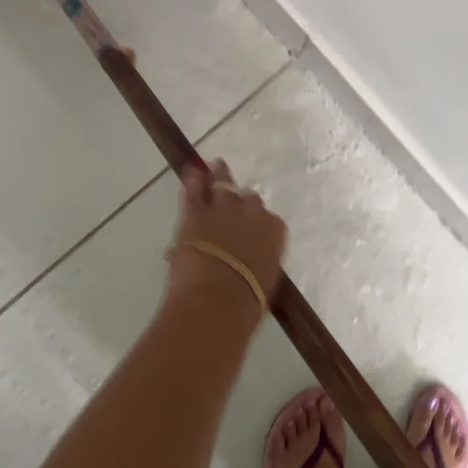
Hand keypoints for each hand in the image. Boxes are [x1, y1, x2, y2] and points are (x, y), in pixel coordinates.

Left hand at [168, 159, 285, 320]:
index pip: (268, 219)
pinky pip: (195, 191)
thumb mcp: (265, 281)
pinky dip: (194, 180)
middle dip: (240, 201)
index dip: (256, 222)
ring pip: (222, 185)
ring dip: (220, 177)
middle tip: (233, 201)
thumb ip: (261, 262)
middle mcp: (252, 213)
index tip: (250, 227)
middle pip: (248, 199)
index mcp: (274, 231)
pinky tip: (192, 169)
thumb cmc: (247, 301)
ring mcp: (223, 209)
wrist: (216, 300)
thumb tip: (253, 262)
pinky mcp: (195, 214)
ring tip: (216, 166)